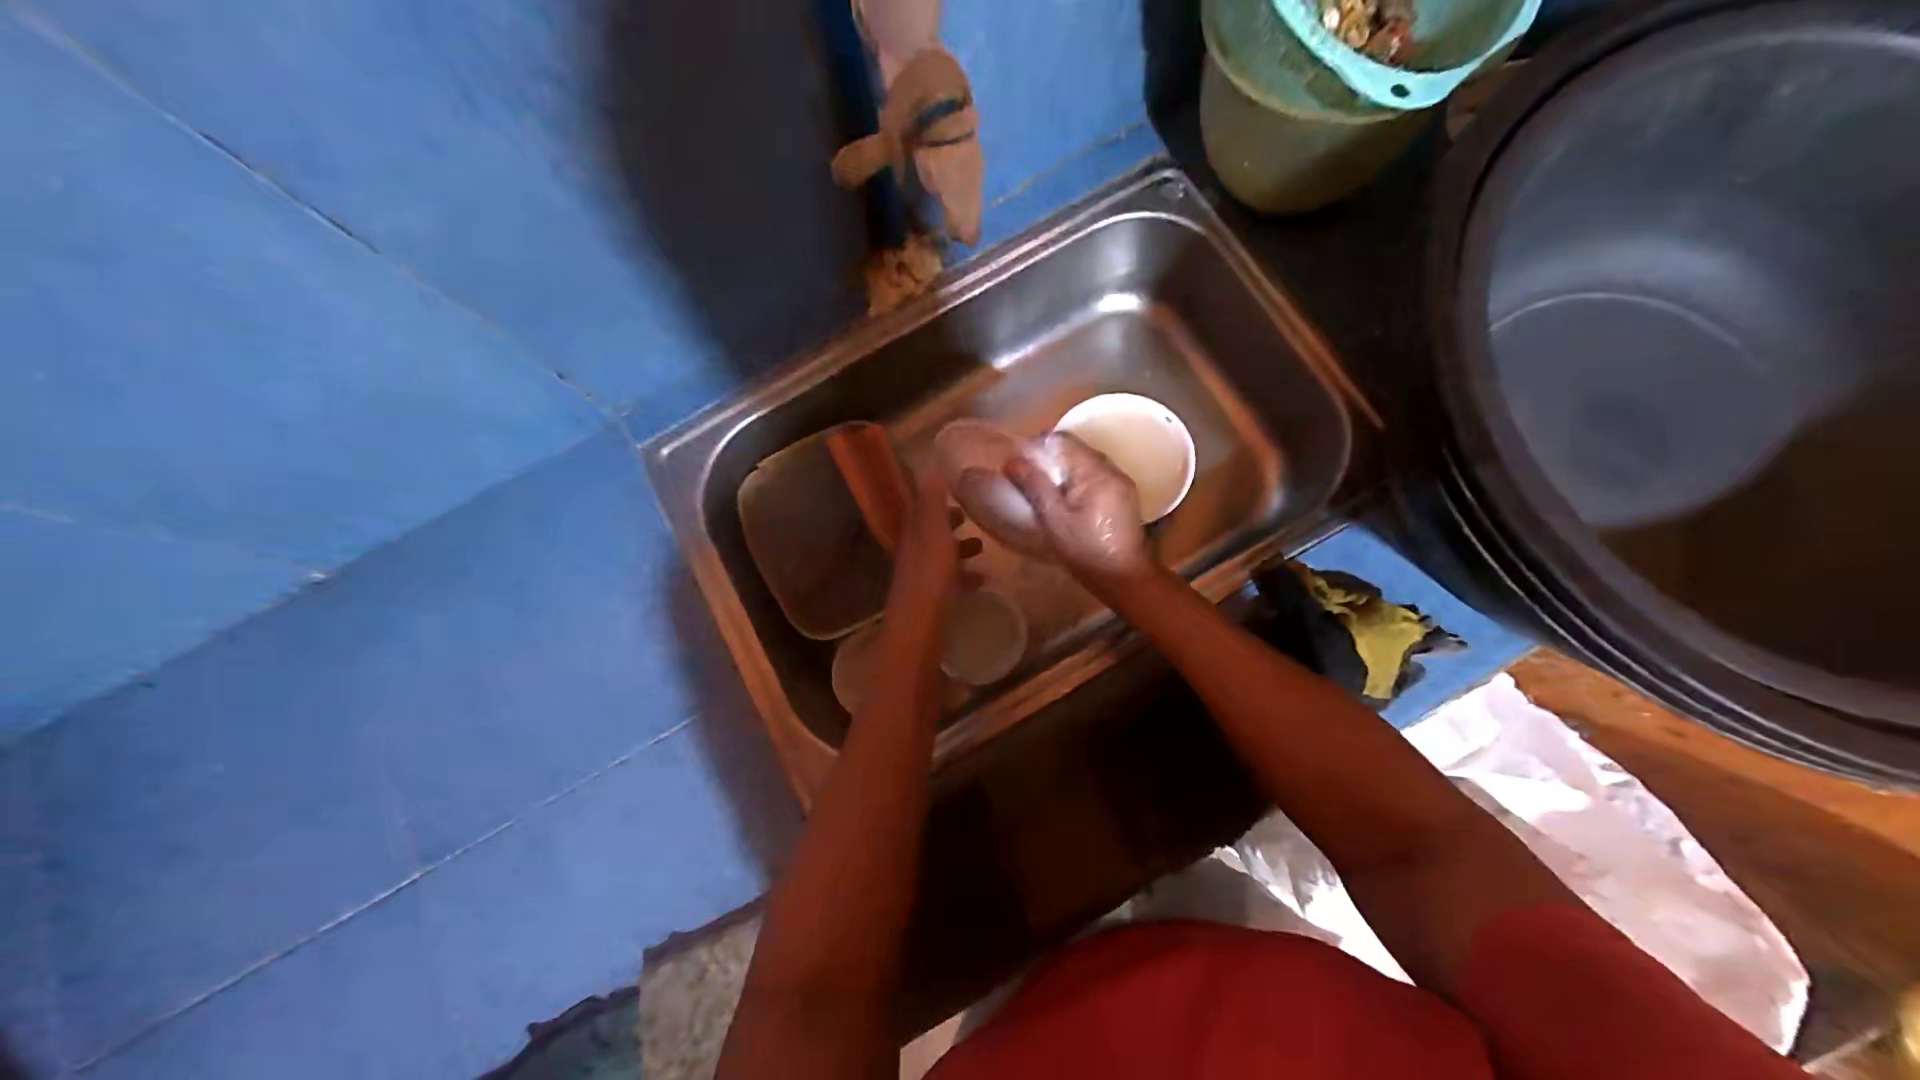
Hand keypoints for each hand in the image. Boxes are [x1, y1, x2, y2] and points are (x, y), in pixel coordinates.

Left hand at [884, 467, 982, 632]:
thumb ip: (933, 502)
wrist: (920, 629)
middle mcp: (912, 553)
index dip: (934, 496)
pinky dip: (964, 576)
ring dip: (959, 548)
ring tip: (983, 546)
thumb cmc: (930, 578)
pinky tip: (982, 579)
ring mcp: (920, 577)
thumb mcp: (934, 534)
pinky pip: (949, 581)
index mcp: (912, 534)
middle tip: (971, 516)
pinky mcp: (931, 599)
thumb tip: (930, 466)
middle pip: (930, 532)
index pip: (919, 507)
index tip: (954, 488)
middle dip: (950, 522)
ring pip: (940, 556)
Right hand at [1003, 432, 1150, 583]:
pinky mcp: (1123, 495)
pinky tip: (1066, 501)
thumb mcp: (1054, 519)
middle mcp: (1112, 469)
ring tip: (1044, 491)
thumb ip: (1035, 486)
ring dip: (1063, 471)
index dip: (1037, 447)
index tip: (1020, 465)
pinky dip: (1077, 481)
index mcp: (1095, 471)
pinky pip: (1095, 476)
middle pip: (1075, 449)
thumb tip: (1012, 461)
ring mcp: (1121, 481)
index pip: (1062, 440)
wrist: (1123, 577)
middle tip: (1027, 480)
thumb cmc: (1085, 550)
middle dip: (1049, 459)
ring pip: (1085, 463)